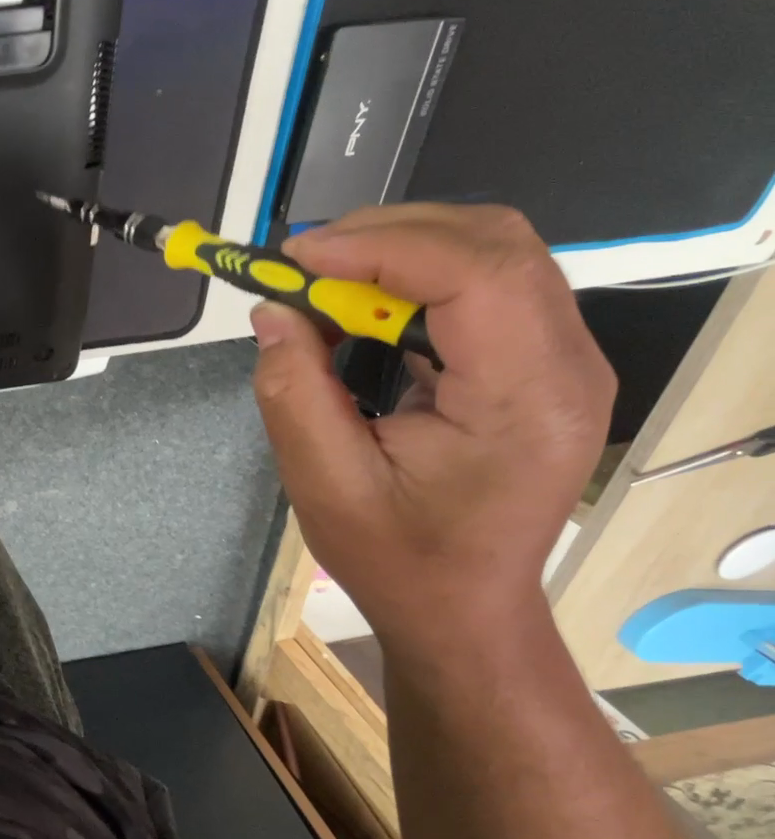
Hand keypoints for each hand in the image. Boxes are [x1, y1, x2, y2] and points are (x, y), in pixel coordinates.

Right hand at [250, 205, 615, 655]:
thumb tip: (271, 311)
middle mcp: (567, 364)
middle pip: (494, 243)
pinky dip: (415, 276)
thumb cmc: (396, 556)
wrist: (463, 604)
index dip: (380, 246)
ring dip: (399, 250)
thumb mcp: (324, 481)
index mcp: (525, 399)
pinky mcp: (543, 361)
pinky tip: (363, 308)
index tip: (293, 260)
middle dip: (387, 234)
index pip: (477, 273)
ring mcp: (565, 359)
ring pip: (493, 251)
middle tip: (301, 264)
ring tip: (324, 283)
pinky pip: (488, 283)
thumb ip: (294, 389)